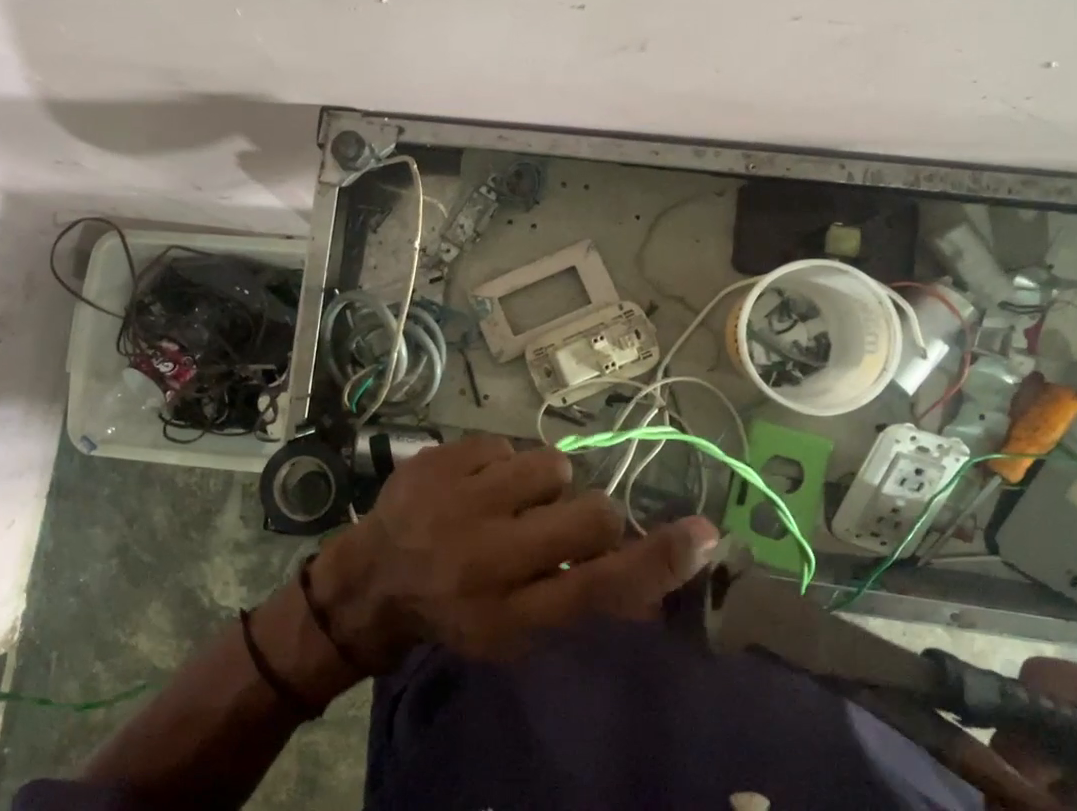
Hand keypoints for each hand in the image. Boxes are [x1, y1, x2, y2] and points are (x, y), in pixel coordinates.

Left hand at [309, 433, 718, 670]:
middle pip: (591, 516)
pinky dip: (501, 466)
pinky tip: (476, 487)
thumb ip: (583, 602)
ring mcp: (457, 501)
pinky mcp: (436, 461)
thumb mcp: (517, 631)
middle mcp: (487, 556)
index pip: (600, 586)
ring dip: (545, 485)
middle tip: (561, 525)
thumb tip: (653, 573)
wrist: (373, 578)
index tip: (704, 534)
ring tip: (513, 502)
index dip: (658, 561)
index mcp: (511, 613)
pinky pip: (504, 445)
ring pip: (551, 467)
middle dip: (593, 517)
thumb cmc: (453, 612)